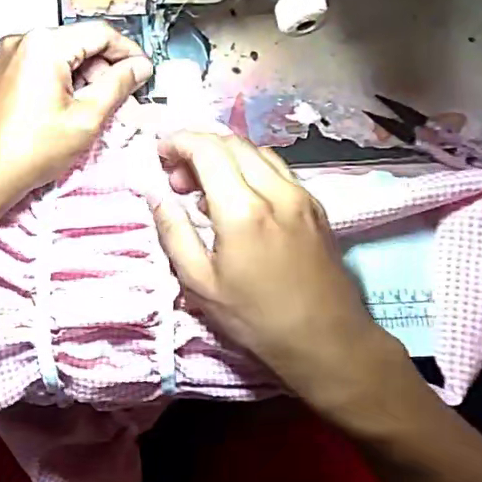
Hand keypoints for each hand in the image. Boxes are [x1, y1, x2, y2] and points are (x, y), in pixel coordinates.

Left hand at [0, 22, 152, 216]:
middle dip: (107, 69)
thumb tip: (140, 67)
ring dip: (87, 78)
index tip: (145, 74)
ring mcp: (9, 56)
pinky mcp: (2, 72)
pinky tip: (73, 110)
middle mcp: (23, 40)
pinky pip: (43, 67)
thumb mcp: (87, 118)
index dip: (129, 53)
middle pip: (81, 42)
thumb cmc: (31, 151)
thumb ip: (118, 86)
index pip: (101, 33)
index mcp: (44, 44)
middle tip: (124, 99)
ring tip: (98, 111)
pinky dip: (64, 82)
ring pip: (63, 56)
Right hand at [149, 131, 416, 418]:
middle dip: (198, 147)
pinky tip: (238, 199)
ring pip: (257, 151)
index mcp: (243, 210)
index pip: (208, 148)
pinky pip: (278, 170)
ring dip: (225, 156)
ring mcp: (302, 195)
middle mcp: (276, 191)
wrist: (326, 340)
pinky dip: (250, 169)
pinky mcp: (316, 206)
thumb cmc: (255, 319)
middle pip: (232, 142)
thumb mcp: (200, 284)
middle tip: (176, 178)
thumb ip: (174, 233)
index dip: (178, 141)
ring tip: (204, 188)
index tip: (160, 154)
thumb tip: (156, 195)